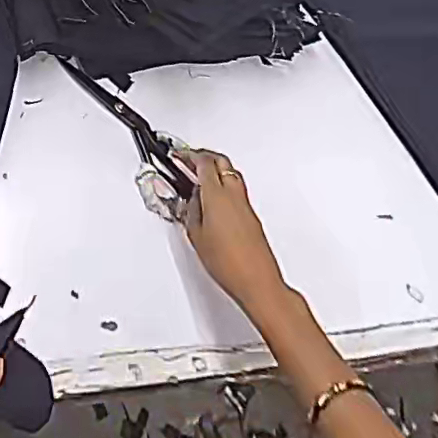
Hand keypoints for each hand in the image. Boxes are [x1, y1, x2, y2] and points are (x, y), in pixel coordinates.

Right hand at [181, 150, 287, 314]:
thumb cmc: (228, 263)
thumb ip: (192, 210)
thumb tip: (192, 200)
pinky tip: (215, 197)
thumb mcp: (196, 234)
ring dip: (216, 169)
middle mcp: (234, 195)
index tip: (180, 155)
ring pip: (231, 174)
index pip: (204, 162)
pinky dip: (224, 185)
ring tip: (201, 175)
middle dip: (204, 156)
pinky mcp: (252, 217)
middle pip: (221, 162)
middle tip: (190, 159)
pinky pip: (237, 190)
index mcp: (217, 195)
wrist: (258, 282)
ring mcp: (245, 205)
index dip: (190, 155)